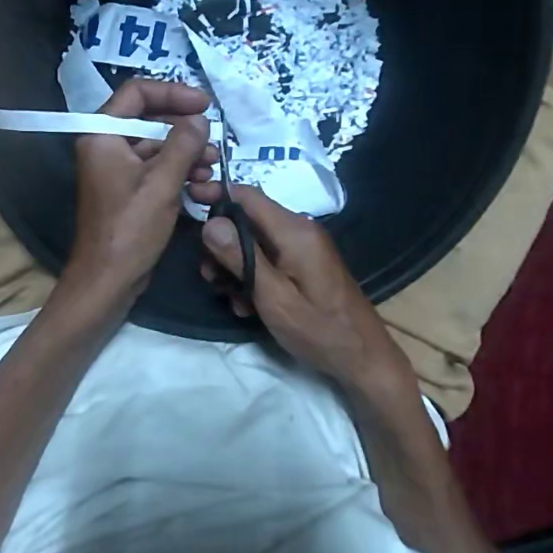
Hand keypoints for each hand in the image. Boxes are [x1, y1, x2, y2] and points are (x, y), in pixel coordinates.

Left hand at [63, 80, 218, 303]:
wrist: (108, 279)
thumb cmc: (130, 228)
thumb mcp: (162, 182)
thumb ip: (184, 144)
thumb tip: (199, 120)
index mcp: (103, 134)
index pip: (137, 93)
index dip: (173, 93)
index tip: (205, 105)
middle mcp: (106, 146)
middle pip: (149, 120)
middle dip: (185, 130)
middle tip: (213, 143)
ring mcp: (117, 170)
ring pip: (157, 147)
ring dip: (187, 155)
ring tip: (212, 170)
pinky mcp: (128, 191)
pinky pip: (156, 170)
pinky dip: (179, 174)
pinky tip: (202, 189)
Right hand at [197, 185, 405, 388]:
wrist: (363, 359)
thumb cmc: (319, 330)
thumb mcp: (273, 297)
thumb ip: (241, 257)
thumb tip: (210, 222)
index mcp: (294, 231)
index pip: (248, 195)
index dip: (215, 194)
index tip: (188, 201)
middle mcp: (300, 231)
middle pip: (247, 219)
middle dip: (221, 244)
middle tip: (208, 276)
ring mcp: (303, 248)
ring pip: (254, 242)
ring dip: (234, 266)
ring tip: (228, 297)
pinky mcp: (304, 265)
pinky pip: (268, 258)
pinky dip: (252, 276)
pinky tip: (248, 305)